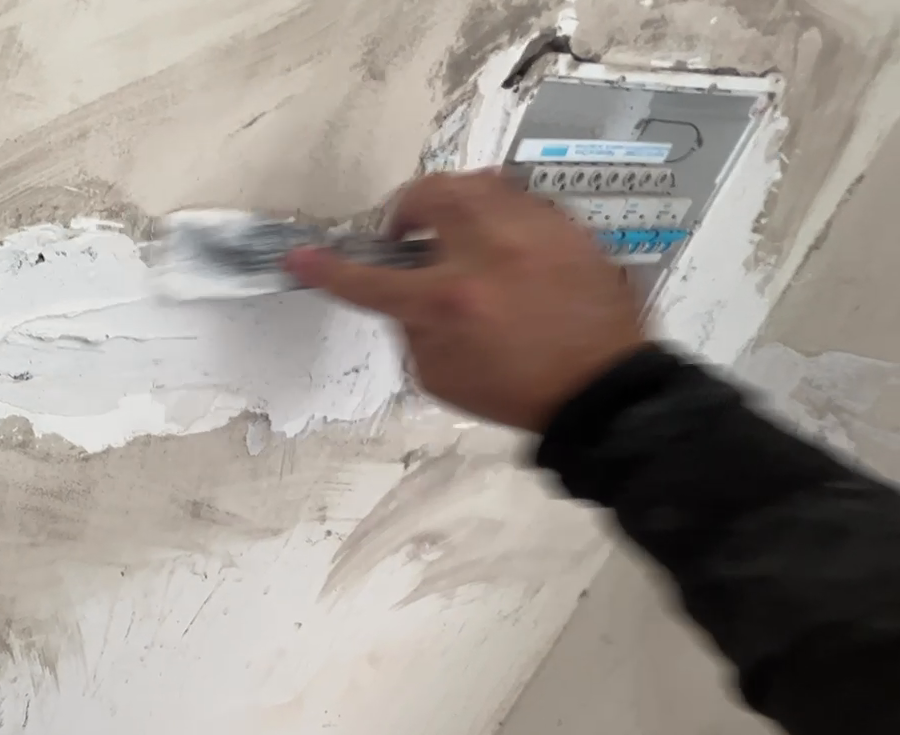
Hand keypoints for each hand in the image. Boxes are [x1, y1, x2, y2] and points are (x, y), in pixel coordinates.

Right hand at [286, 171, 649, 432]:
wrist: (598, 387)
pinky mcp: (569, 230)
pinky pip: (519, 197)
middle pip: (431, 194)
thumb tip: (405, 291)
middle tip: (402, 235)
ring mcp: (536, 235)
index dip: (325, 268)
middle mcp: (490, 255)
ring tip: (449, 231)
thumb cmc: (511, 387)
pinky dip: (493, 212)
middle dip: (404, 208)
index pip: (367, 279)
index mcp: (447, 301)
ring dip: (449, 201)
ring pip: (478, 182)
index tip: (301, 258)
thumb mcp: (434, 371)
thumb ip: (410, 323)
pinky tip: (493, 243)